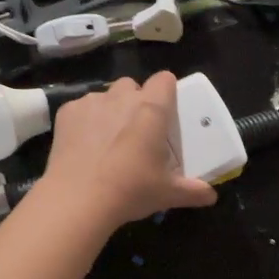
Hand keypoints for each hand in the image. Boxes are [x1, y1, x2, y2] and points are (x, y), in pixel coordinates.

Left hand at [35, 72, 217, 230]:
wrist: (79, 199)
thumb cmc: (131, 190)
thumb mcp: (167, 193)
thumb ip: (192, 191)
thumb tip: (211, 196)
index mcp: (152, 109)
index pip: (165, 79)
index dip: (166, 92)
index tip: (165, 112)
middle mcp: (122, 97)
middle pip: (132, 86)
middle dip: (135, 102)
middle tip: (136, 133)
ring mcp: (92, 102)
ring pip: (105, 97)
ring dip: (110, 111)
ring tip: (107, 141)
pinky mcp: (67, 112)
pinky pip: (81, 109)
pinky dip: (85, 122)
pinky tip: (84, 147)